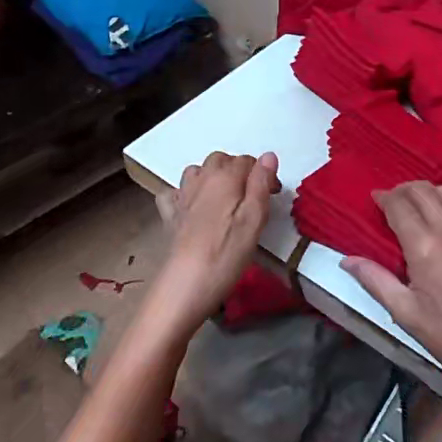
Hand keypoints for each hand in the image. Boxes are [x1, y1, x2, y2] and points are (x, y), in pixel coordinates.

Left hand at [149, 151, 279, 335]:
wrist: (185, 286)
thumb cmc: (226, 254)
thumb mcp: (254, 219)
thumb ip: (261, 184)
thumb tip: (268, 155)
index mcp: (224, 178)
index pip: (248, 161)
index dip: (264, 175)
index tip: (273, 196)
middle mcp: (200, 180)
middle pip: (221, 160)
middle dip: (239, 171)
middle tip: (252, 197)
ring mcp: (181, 197)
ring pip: (197, 171)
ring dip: (212, 177)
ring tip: (226, 200)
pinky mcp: (168, 216)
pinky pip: (173, 192)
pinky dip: (183, 193)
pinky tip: (192, 207)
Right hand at [343, 182, 441, 410]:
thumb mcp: (407, 314)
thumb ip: (376, 281)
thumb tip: (347, 260)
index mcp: (424, 246)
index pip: (399, 206)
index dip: (384, 197)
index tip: (376, 198)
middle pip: (424, 191)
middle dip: (405, 189)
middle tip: (394, 199)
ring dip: (431, 191)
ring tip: (421, 202)